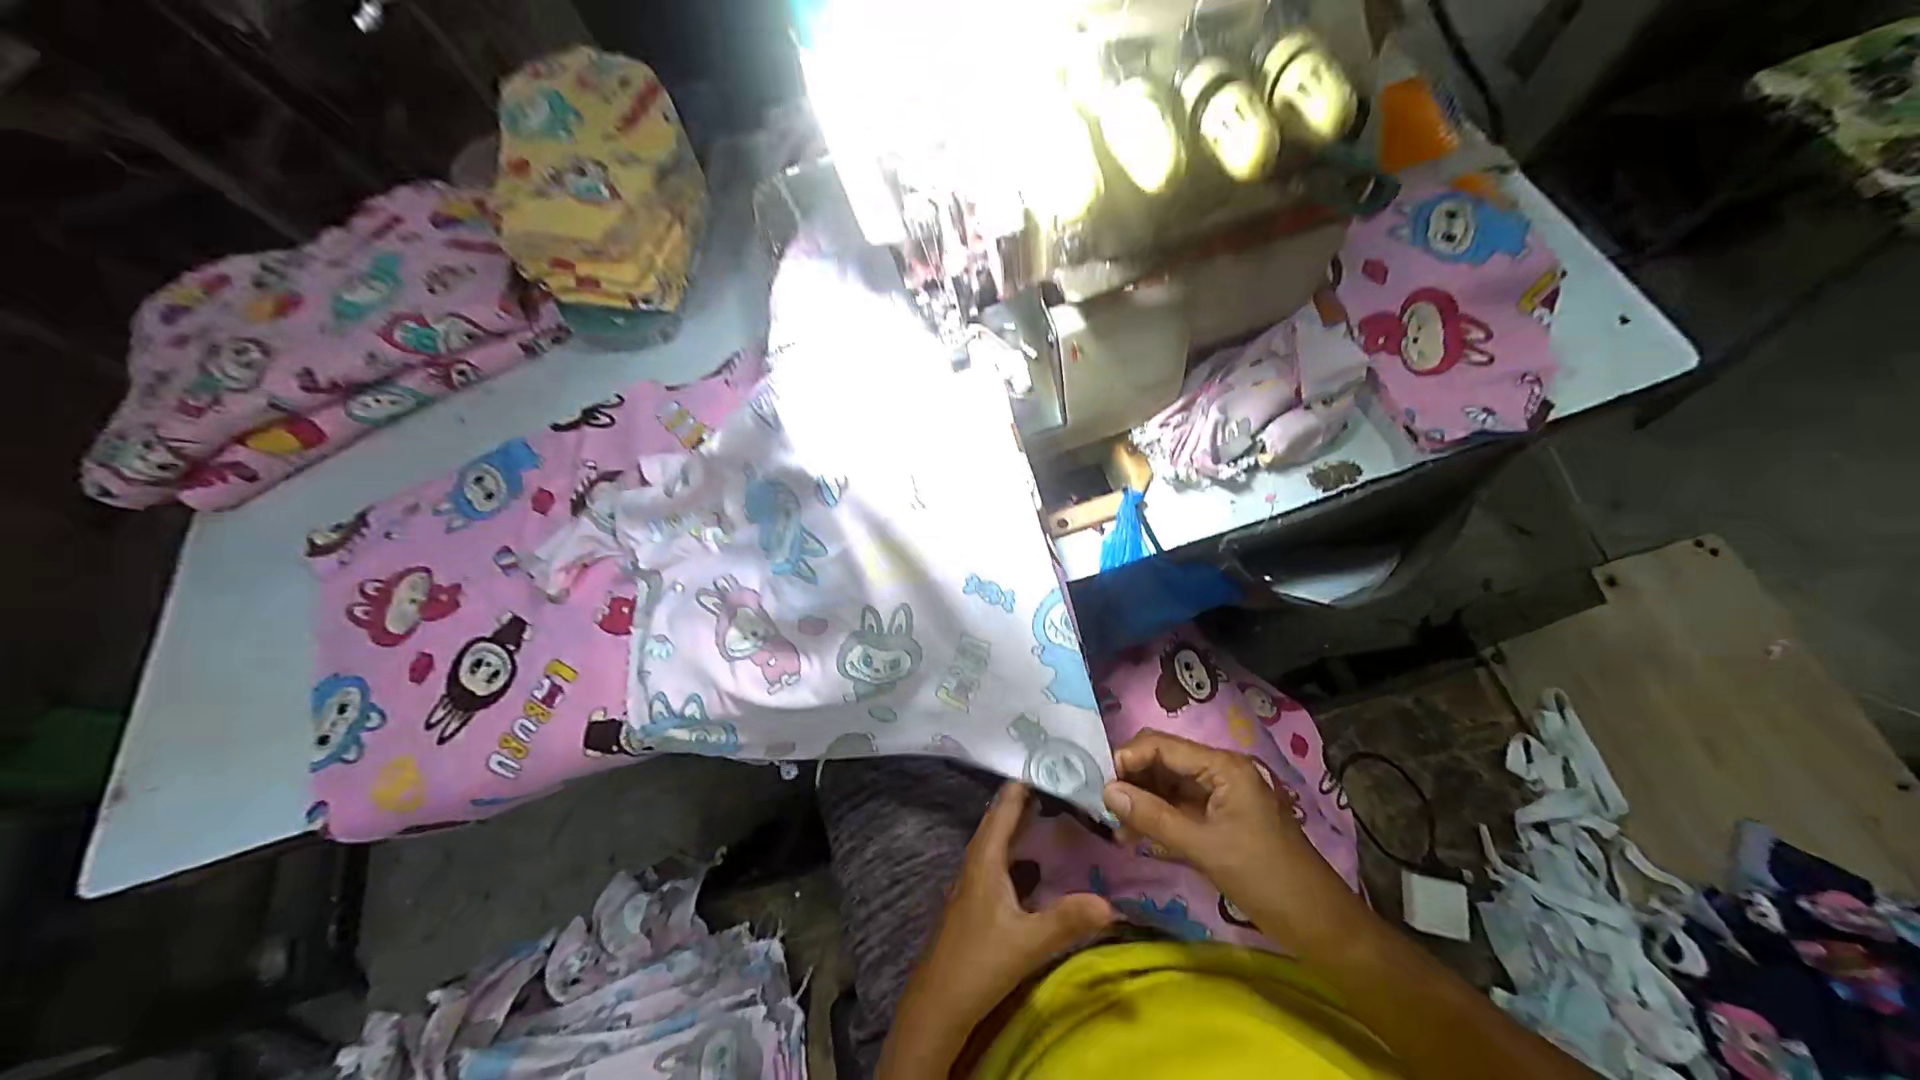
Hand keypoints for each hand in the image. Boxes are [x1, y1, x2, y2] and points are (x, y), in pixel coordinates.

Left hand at [926, 781, 1115, 1020]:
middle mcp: (976, 860)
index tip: (1052, 761)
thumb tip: (1112, 903)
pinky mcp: (976, 899)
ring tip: (1053, 811)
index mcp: (985, 858)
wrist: (938, 1004)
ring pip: (999, 839)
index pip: (1005, 806)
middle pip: (1001, 817)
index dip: (1026, 781)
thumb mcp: (1028, 942)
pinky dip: (1019, 849)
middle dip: (1028, 798)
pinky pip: (1000, 859)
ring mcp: (973, 880)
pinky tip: (1036, 861)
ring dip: (1022, 823)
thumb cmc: (979, 963)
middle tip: (1062, 782)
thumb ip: (1069, 920)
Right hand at [1102, 729, 1336, 914]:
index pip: (1161, 745)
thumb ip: (1153, 817)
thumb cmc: (1265, 878)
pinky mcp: (1220, 818)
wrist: (1320, 923)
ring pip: (1167, 785)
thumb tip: (1106, 791)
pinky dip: (1157, 819)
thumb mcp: (1203, 847)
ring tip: (1118, 832)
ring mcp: (1220, 794)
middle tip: (1106, 813)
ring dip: (1141, 803)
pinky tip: (1137, 838)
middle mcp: (1219, 770)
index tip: (1101, 789)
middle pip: (1162, 761)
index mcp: (1222, 765)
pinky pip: (1178, 807)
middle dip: (1131, 782)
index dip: (1127, 760)